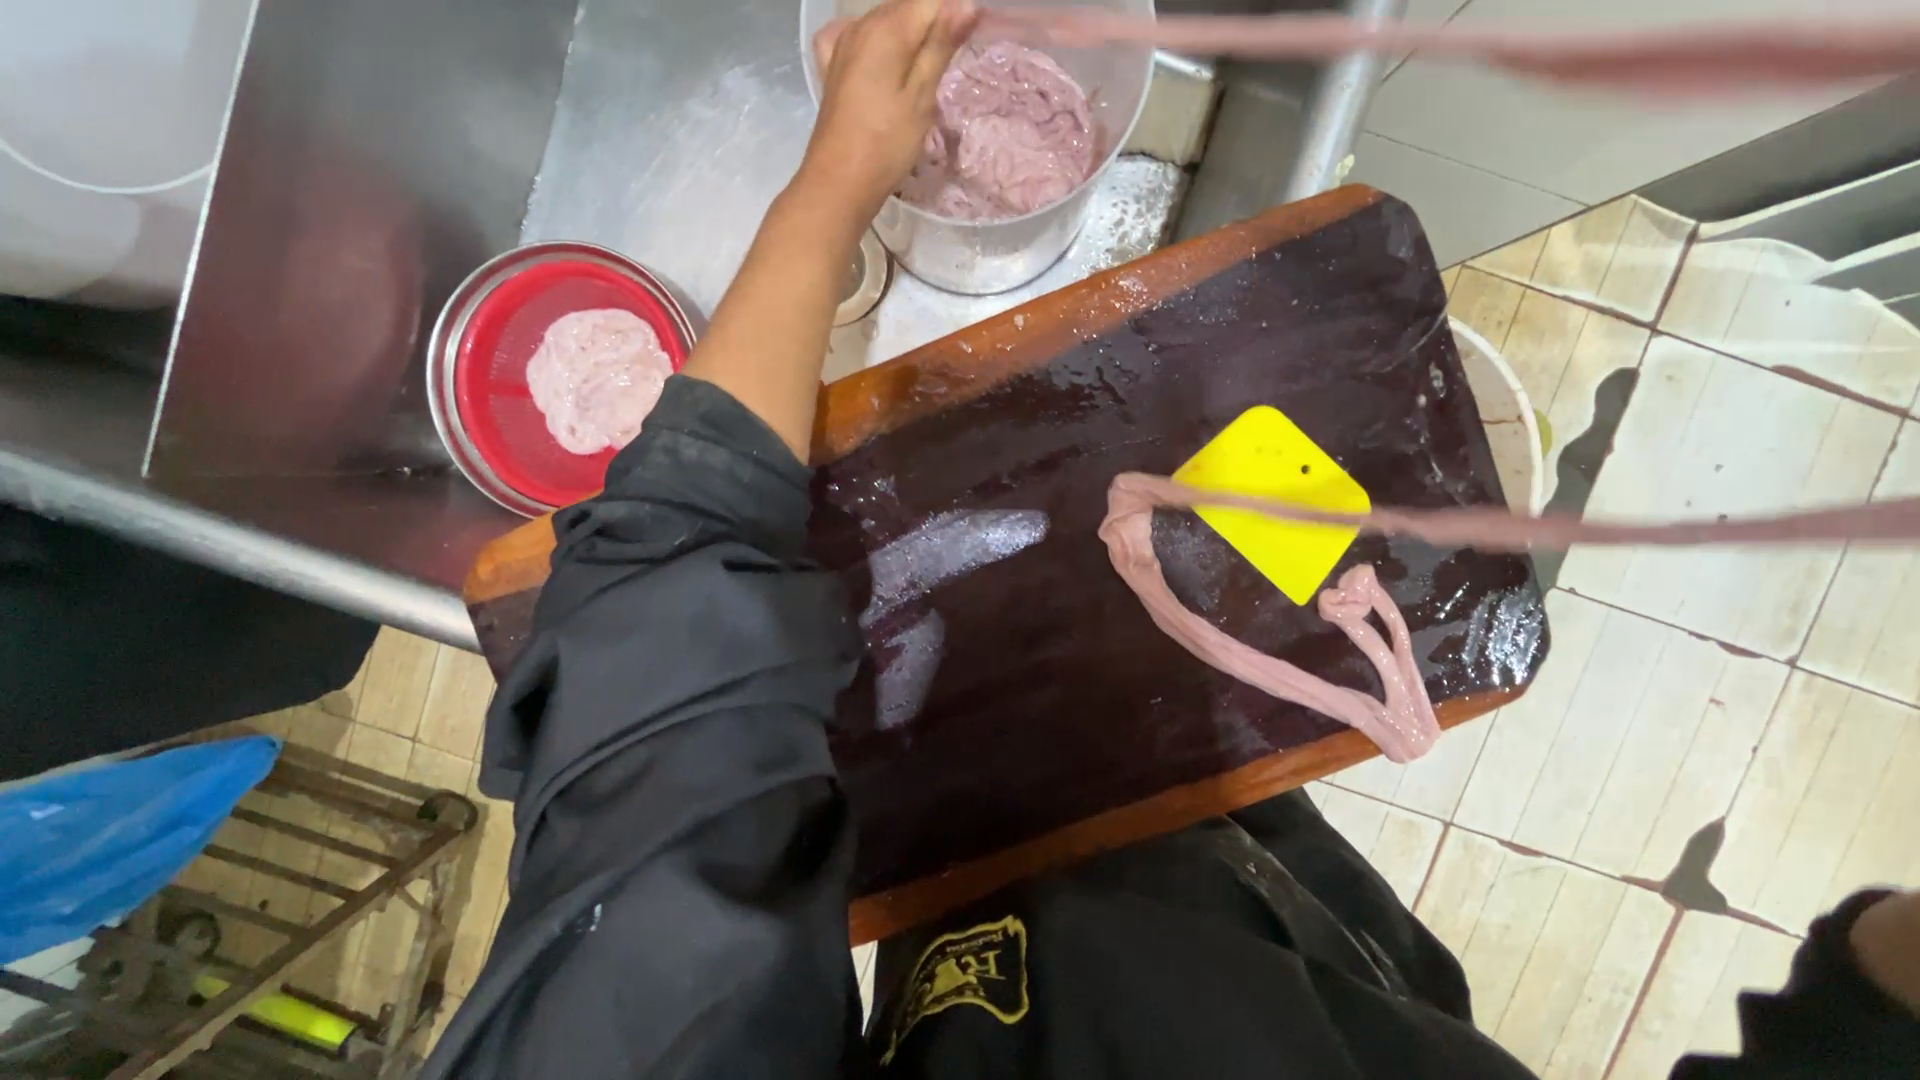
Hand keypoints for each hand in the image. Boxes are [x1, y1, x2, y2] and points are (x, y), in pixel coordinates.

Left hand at [799, 0, 977, 220]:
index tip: (967, 44)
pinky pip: (859, 36)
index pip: (932, 2)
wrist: (838, 183)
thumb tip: (967, 3)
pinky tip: (883, 58)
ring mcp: (842, 44)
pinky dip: (877, 41)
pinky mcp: (833, 66)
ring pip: (886, 21)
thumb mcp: (922, 98)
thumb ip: (941, 45)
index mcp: (887, 29)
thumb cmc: (886, 145)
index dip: (956, 16)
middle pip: (908, 8)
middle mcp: (861, 25)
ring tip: (926, 68)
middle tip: (950, 61)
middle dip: (934, 24)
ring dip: (910, 34)